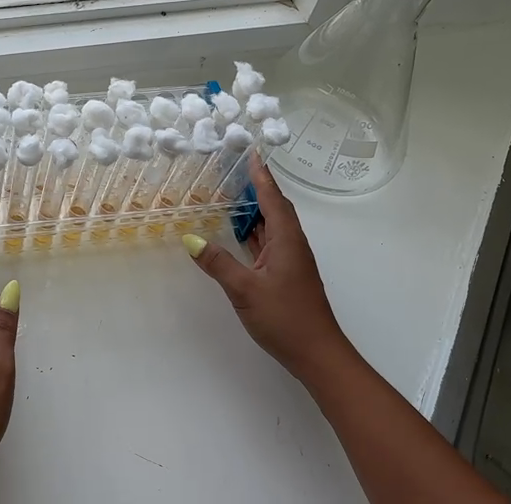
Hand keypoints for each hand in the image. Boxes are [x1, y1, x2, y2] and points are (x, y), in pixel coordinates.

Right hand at [182, 152, 348, 379]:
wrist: (319, 356)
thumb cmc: (285, 318)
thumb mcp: (245, 290)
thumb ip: (218, 263)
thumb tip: (191, 238)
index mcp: (286, 241)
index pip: (273, 199)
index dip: (261, 177)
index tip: (252, 154)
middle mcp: (292, 246)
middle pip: (277, 208)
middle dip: (259, 188)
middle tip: (237, 170)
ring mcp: (292, 262)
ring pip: (274, 226)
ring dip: (257, 209)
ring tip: (234, 194)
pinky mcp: (289, 276)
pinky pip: (271, 242)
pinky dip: (256, 230)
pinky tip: (241, 233)